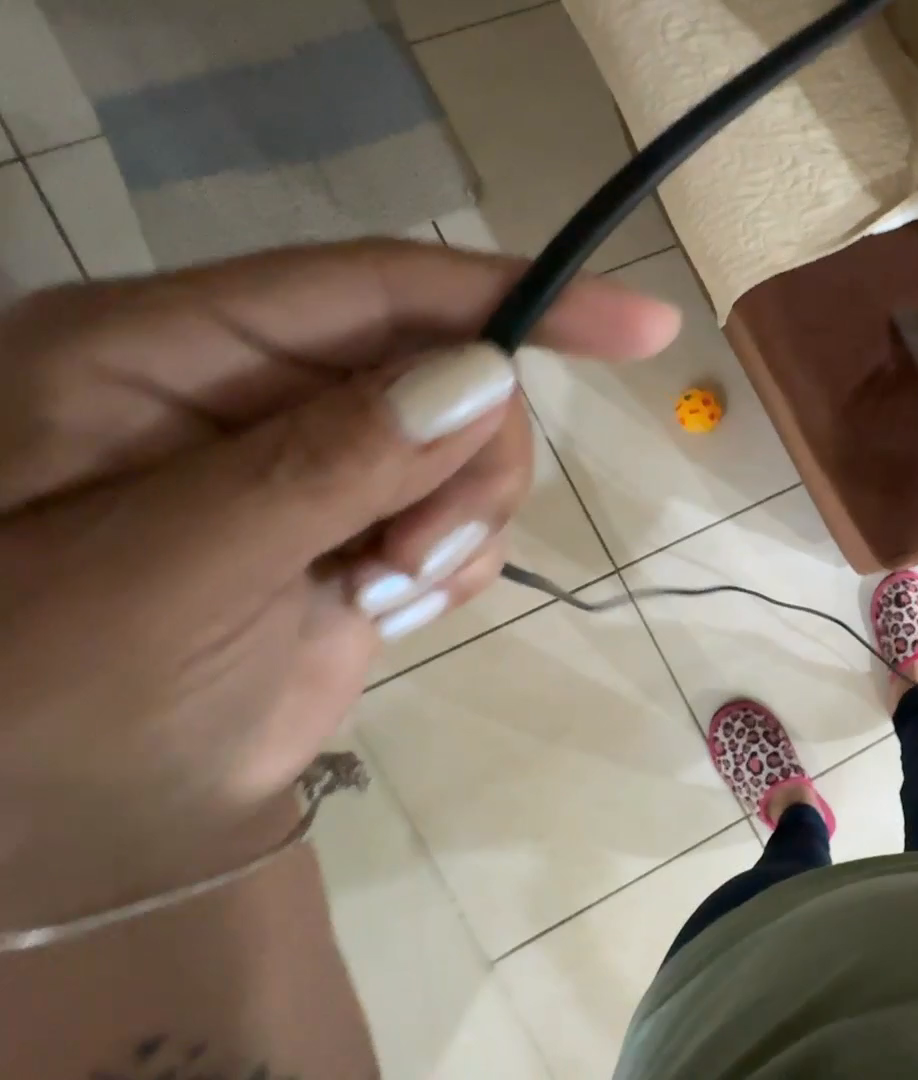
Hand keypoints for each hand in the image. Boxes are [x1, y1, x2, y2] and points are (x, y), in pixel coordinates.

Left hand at [0, 241, 679, 922]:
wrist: (108, 821)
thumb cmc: (72, 702)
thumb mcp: (181, 573)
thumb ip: (328, 463)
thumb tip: (485, 376)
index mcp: (163, 350)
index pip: (375, 286)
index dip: (512, 296)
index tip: (642, 326)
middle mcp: (250, 384)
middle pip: (450, 370)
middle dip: (468, 464)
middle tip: (419, 552)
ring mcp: (315, 454)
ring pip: (474, 443)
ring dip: (461, 523)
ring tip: (388, 590)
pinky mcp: (367, 515)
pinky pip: (470, 507)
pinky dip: (458, 558)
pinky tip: (391, 604)